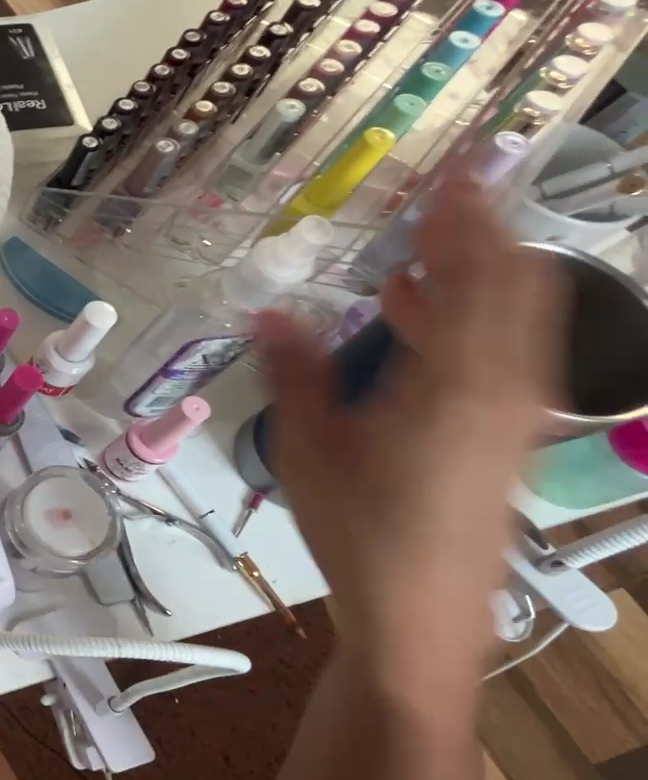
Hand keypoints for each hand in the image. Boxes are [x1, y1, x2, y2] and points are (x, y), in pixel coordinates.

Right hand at [257, 181, 561, 688]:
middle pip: (514, 287)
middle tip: (441, 196)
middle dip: (481, 235)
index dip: (470, 218)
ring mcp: (511, 409)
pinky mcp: (502, 431)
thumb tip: (265, 312)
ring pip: (512, 318)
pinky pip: (500, 350)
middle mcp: (502, 385)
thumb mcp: (308, 449)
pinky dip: (467, 318)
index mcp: (455, 382)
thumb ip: (293, 374)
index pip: (479, 276)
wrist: (422, 610)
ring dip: (473, 275)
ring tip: (422, 247)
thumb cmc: (359, 529)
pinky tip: (415, 317)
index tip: (457, 169)